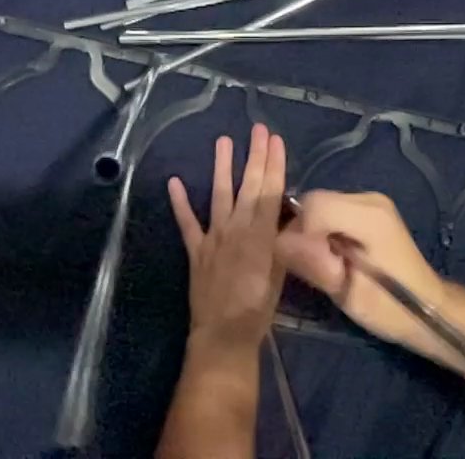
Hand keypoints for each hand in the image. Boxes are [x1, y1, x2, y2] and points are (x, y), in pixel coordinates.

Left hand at [167, 124, 286, 355]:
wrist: (225, 334)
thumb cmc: (259, 307)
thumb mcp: (282, 272)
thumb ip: (282, 240)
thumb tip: (290, 213)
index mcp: (262, 233)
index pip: (271, 190)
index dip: (274, 163)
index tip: (276, 140)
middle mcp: (238, 228)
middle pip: (250, 185)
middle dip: (255, 155)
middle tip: (259, 129)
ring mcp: (215, 236)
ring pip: (220, 194)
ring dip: (223, 166)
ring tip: (223, 141)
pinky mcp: (196, 249)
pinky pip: (187, 223)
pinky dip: (180, 202)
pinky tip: (174, 181)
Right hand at [275, 190, 444, 349]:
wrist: (430, 309)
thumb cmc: (392, 308)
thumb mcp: (349, 293)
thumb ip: (315, 264)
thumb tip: (278, 241)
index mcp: (369, 216)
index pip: (313, 205)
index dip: (301, 234)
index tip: (311, 265)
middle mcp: (370, 198)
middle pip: (315, 202)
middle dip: (306, 234)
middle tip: (320, 268)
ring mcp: (371, 201)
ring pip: (321, 205)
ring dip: (314, 233)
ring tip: (330, 264)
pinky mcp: (370, 209)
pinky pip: (332, 210)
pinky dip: (325, 231)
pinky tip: (337, 255)